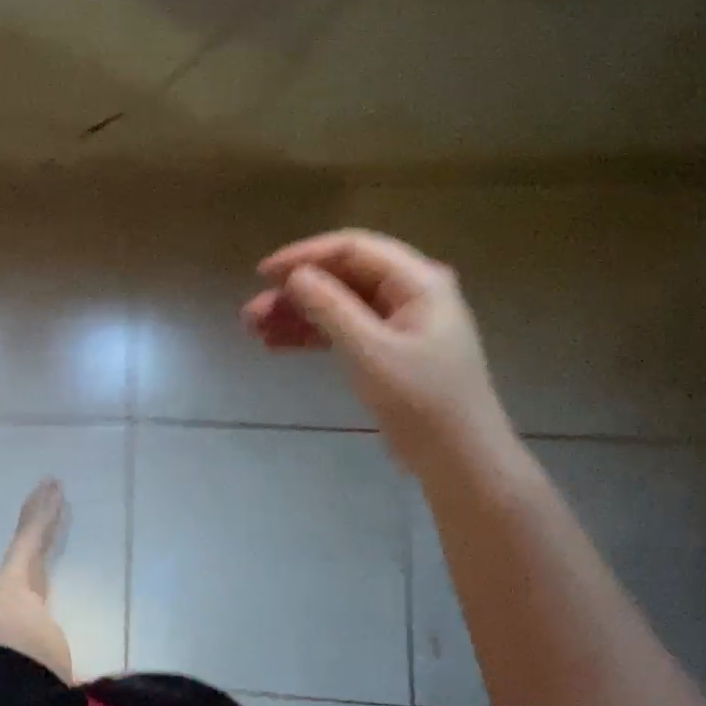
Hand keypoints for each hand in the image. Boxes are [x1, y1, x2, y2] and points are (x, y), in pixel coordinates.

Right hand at [242, 229, 516, 475]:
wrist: (456, 455)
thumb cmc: (419, 399)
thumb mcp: (369, 351)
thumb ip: (330, 307)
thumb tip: (295, 275)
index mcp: (418, 282)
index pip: (354, 249)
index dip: (305, 256)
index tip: (262, 274)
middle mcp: (410, 293)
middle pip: (342, 277)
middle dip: (294, 291)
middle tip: (250, 314)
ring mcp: (399, 322)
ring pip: (337, 304)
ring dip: (295, 314)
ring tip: (254, 331)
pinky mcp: (387, 350)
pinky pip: (342, 329)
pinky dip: (310, 335)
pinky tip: (276, 345)